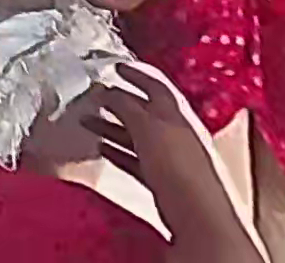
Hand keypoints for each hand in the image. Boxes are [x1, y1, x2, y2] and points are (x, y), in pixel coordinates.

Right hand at [78, 65, 209, 183]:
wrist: (197, 217)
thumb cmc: (175, 164)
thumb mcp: (145, 125)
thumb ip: (124, 105)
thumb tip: (105, 90)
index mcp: (172, 115)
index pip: (154, 86)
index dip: (135, 75)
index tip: (116, 66)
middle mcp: (173, 133)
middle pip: (142, 112)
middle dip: (116, 102)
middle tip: (94, 95)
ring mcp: (169, 158)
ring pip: (135, 136)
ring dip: (111, 127)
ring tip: (87, 122)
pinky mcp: (162, 181)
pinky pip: (135, 159)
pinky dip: (118, 152)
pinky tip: (102, 148)